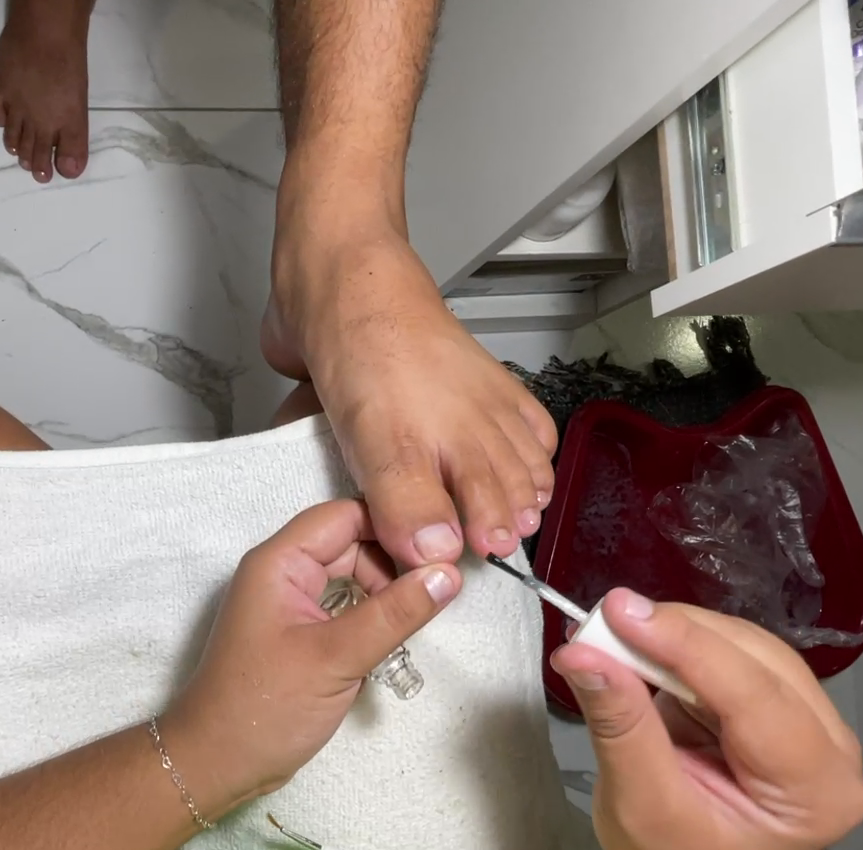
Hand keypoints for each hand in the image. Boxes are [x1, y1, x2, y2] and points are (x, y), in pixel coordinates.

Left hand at [163, 500, 458, 815]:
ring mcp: (290, 601)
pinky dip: (370, 615)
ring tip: (415, 621)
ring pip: (351, 574)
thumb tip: (450, 574)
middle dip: (394, 564)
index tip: (441, 554)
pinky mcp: (299, 630)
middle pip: (352, 542)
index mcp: (280, 561)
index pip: (346, 515)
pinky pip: (343, 603)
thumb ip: (395, 613)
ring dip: (385, 592)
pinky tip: (393, 638)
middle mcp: (283, 571)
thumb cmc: (268, 706)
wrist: (218, 764)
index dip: (395, 526)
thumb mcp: (337, 656)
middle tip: (437, 594)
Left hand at [264, 233, 558, 568]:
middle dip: (504, 515)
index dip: (488, 536)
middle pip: (509, 480)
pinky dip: (518, 436)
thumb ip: (409, 505)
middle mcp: (479, 422)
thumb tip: (440, 557)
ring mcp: (471, 395)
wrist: (344, 278)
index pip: (495, 507)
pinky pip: (506, 412)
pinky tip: (514, 449)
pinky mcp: (449, 376)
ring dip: (513, 481)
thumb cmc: (364, 355)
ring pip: (509, 447)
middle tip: (494, 544)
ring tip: (512, 511)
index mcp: (467, 446)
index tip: (479, 557)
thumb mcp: (380, 446)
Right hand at [550, 591, 862, 849]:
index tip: (617, 609)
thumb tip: (579, 653)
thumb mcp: (637, 804)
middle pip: (757, 660)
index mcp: (816, 792)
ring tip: (613, 633)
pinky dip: (679, 643)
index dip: (685, 645)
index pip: (754, 696)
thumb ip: (619, 725)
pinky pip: (731, 653)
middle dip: (679, 633)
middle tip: (604, 619)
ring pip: (745, 646)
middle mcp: (833, 748)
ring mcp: (810, 722)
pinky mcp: (777, 704)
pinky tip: (640, 646)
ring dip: (677, 632)